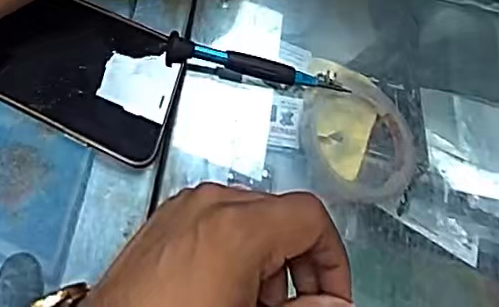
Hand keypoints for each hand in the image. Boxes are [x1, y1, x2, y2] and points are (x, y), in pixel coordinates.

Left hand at [86, 184, 351, 306]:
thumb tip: (334, 303)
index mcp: (235, 224)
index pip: (310, 215)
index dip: (332, 259)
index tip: (333, 297)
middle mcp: (207, 202)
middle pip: (279, 214)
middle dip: (297, 265)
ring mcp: (182, 207)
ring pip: (248, 218)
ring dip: (265, 262)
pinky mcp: (164, 219)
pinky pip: (215, 222)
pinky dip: (231, 253)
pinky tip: (221, 294)